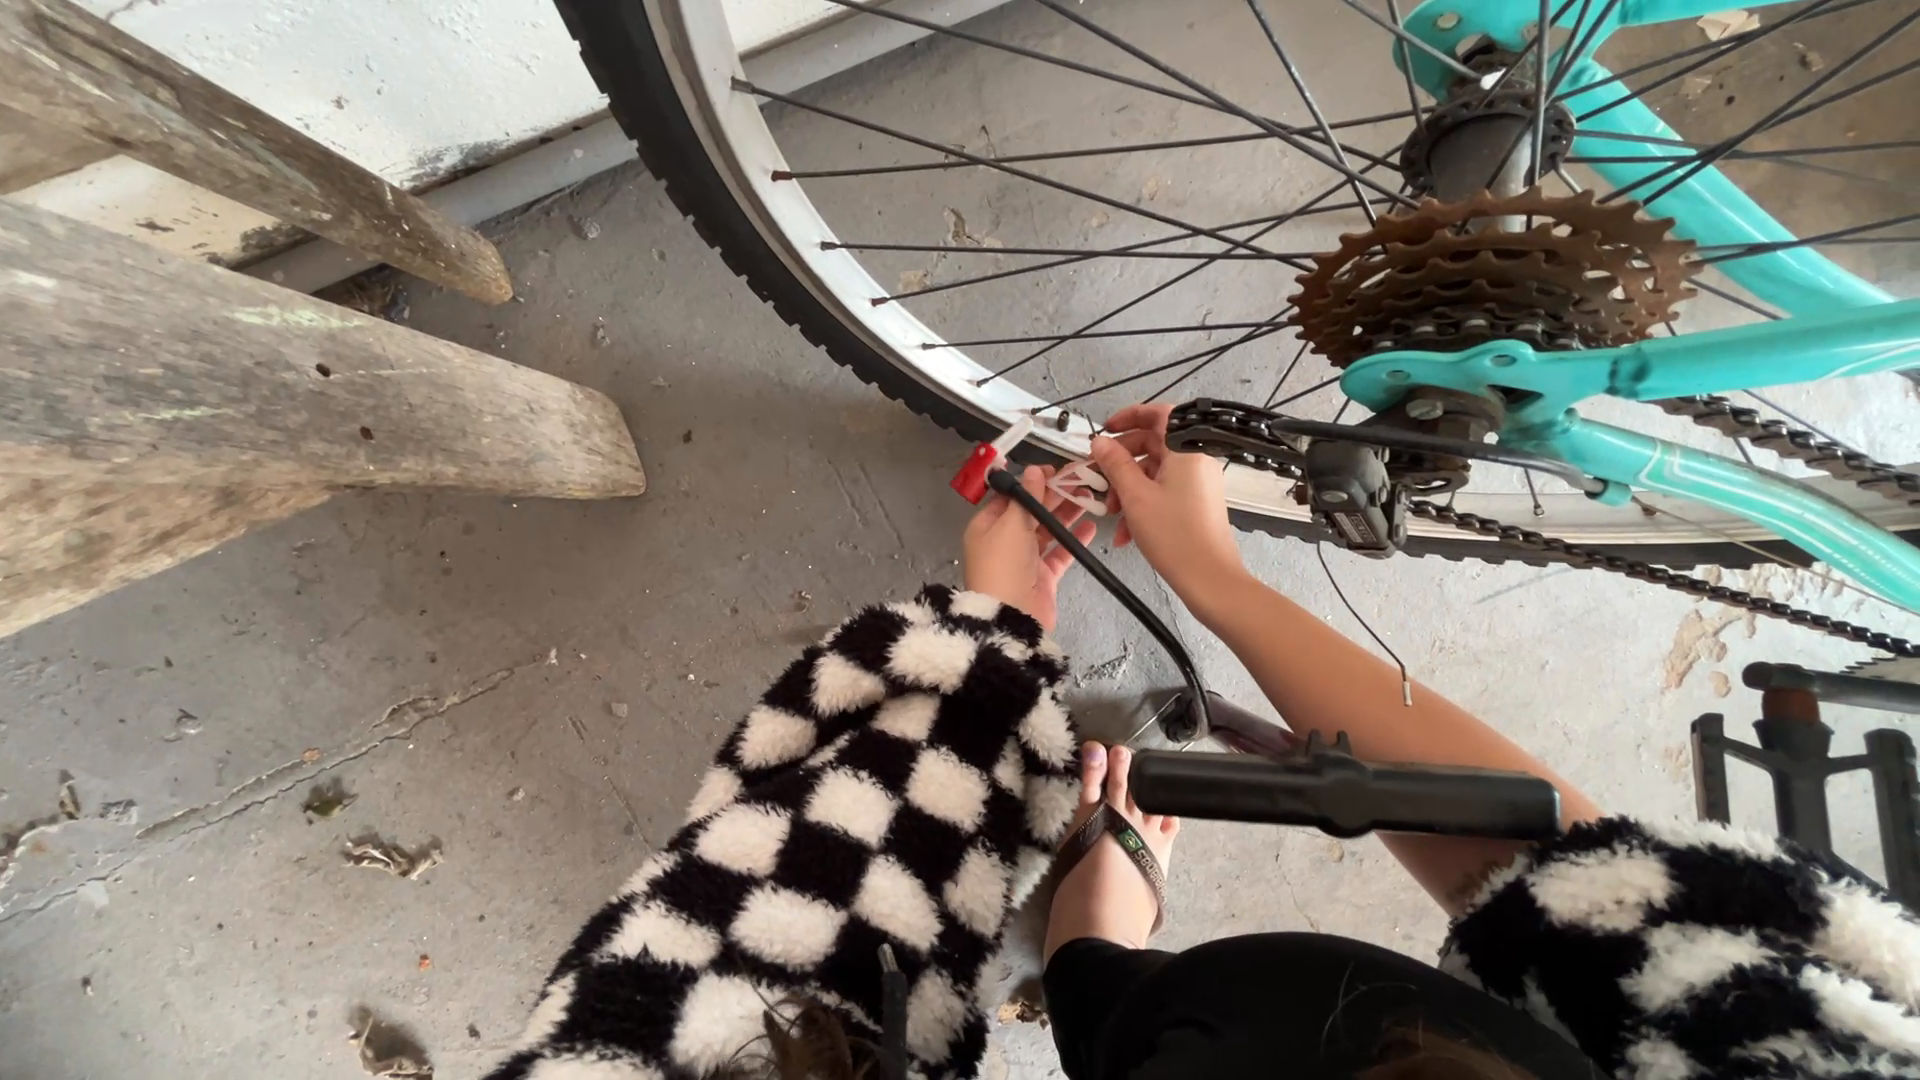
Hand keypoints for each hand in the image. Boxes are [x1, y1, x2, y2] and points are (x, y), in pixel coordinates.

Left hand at [963, 465, 1097, 631]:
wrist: (1009, 617)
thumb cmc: (1003, 565)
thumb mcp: (1012, 524)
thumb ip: (1027, 497)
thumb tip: (1034, 471)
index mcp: (986, 526)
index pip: (1009, 498)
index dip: (1032, 483)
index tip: (1054, 472)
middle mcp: (1003, 541)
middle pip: (1031, 512)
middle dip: (1054, 496)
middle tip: (1079, 481)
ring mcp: (1024, 560)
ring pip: (1047, 531)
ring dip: (1067, 514)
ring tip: (1089, 499)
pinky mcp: (1042, 577)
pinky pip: (1059, 553)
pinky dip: (1074, 540)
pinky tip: (1091, 526)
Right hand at [1089, 404, 1246, 607]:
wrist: (1208, 577)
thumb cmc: (1176, 537)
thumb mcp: (1134, 496)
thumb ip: (1114, 464)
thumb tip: (1100, 442)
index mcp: (1186, 449)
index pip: (1158, 414)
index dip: (1129, 416)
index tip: (1107, 429)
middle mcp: (1196, 459)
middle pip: (1152, 444)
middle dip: (1120, 462)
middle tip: (1098, 476)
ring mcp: (1197, 481)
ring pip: (1153, 471)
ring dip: (1127, 488)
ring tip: (1111, 513)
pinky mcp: (1196, 500)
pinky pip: (1163, 490)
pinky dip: (1142, 502)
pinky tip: (1125, 531)